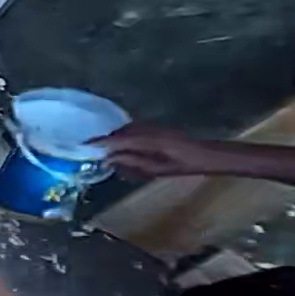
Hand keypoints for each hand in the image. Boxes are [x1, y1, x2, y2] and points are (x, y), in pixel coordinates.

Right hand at [96, 123, 231, 178]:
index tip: (84, 145)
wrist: (211, 156)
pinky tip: (125, 145)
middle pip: (120, 131)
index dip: (99, 142)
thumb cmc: (185, 166)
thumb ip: (132, 162)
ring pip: (128, 129)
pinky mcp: (159, 127)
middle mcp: (149, 129)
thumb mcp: (157, 169)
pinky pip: (136, 128)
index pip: (117, 139)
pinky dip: (126, 135)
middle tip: (94, 150)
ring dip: (116, 137)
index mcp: (148, 140)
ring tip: (107, 149)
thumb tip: (108, 159)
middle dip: (106, 139)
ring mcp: (155, 126)